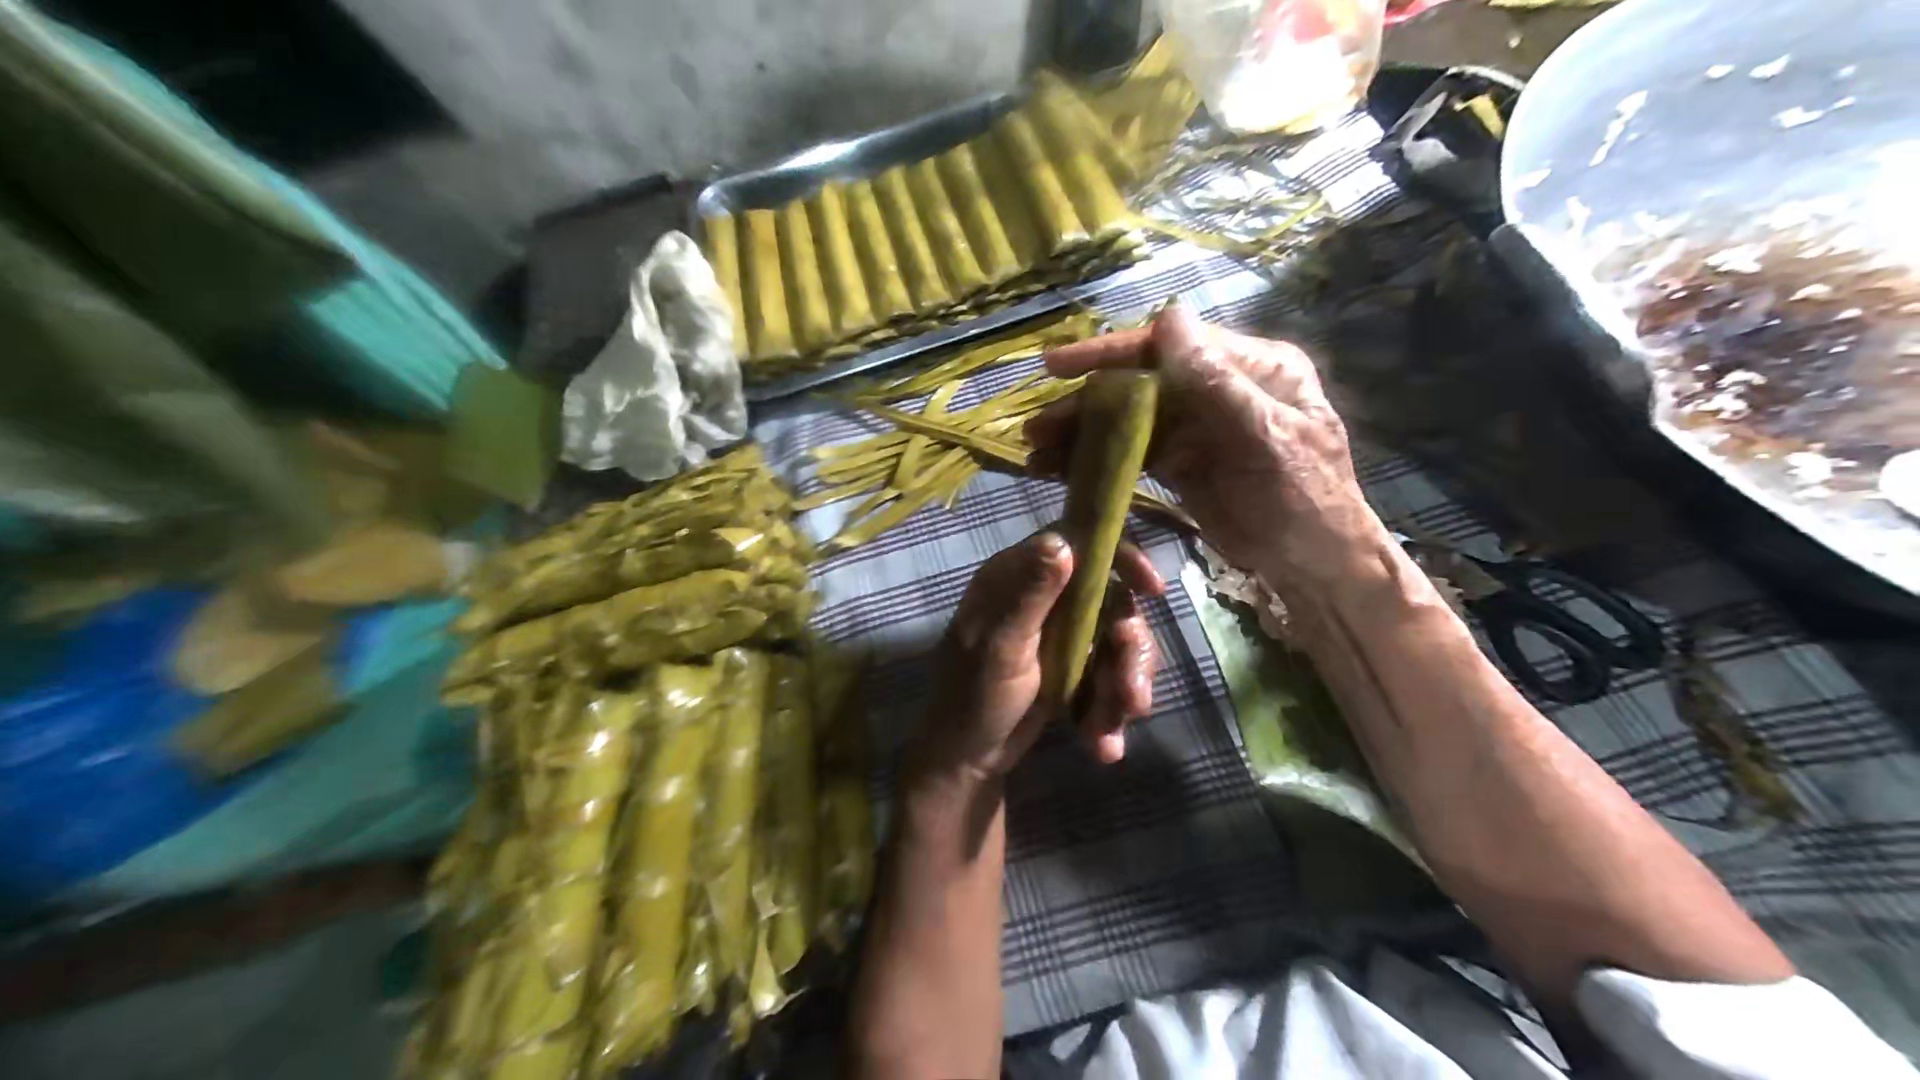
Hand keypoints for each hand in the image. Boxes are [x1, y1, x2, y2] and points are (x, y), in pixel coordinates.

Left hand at [913, 531, 1162, 784]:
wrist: (966, 758)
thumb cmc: (972, 695)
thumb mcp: (999, 645)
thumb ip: (1030, 594)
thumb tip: (1062, 542)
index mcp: (1021, 577)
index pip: (1080, 543)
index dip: (1122, 558)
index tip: (1151, 588)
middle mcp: (1048, 598)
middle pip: (1115, 602)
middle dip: (1130, 650)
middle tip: (1131, 693)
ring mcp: (1064, 634)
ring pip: (1121, 644)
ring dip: (1124, 687)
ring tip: (1107, 730)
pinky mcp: (1076, 669)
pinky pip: (1113, 676)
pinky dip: (1112, 711)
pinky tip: (1101, 745)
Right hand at [1028, 305, 1392, 602]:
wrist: (1314, 564)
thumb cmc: (1303, 497)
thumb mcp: (1264, 435)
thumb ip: (1215, 380)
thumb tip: (1168, 315)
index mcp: (1248, 367)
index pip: (1168, 346)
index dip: (1110, 353)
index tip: (1055, 366)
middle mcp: (1218, 387)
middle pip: (1140, 384)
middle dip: (1086, 404)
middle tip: (1036, 428)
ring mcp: (1197, 425)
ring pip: (1129, 419)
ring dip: (1084, 434)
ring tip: (1037, 454)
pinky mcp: (1181, 460)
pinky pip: (1131, 452)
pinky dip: (1098, 459)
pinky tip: (1063, 469)